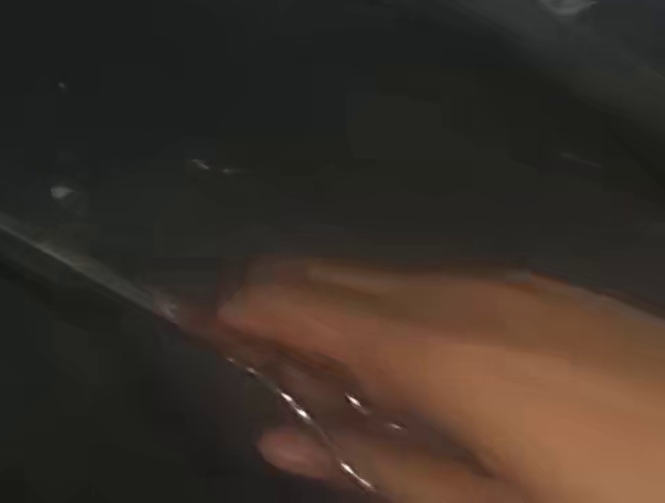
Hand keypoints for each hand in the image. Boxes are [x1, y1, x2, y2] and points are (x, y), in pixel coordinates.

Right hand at [218, 259, 664, 502]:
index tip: (189, 330)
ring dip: (325, 311)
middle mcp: (443, 290)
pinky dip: (387, 311)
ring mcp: (502, 284)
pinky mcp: (550, 293)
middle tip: (258, 366)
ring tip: (342, 377)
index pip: (276, 301)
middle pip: (307, 273)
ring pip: (363, 275)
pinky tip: (426, 368)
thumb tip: (270, 438)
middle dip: (265, 309)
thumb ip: (374, 466)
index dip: (224, 314)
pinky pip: (426, 283)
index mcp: (424, 344)